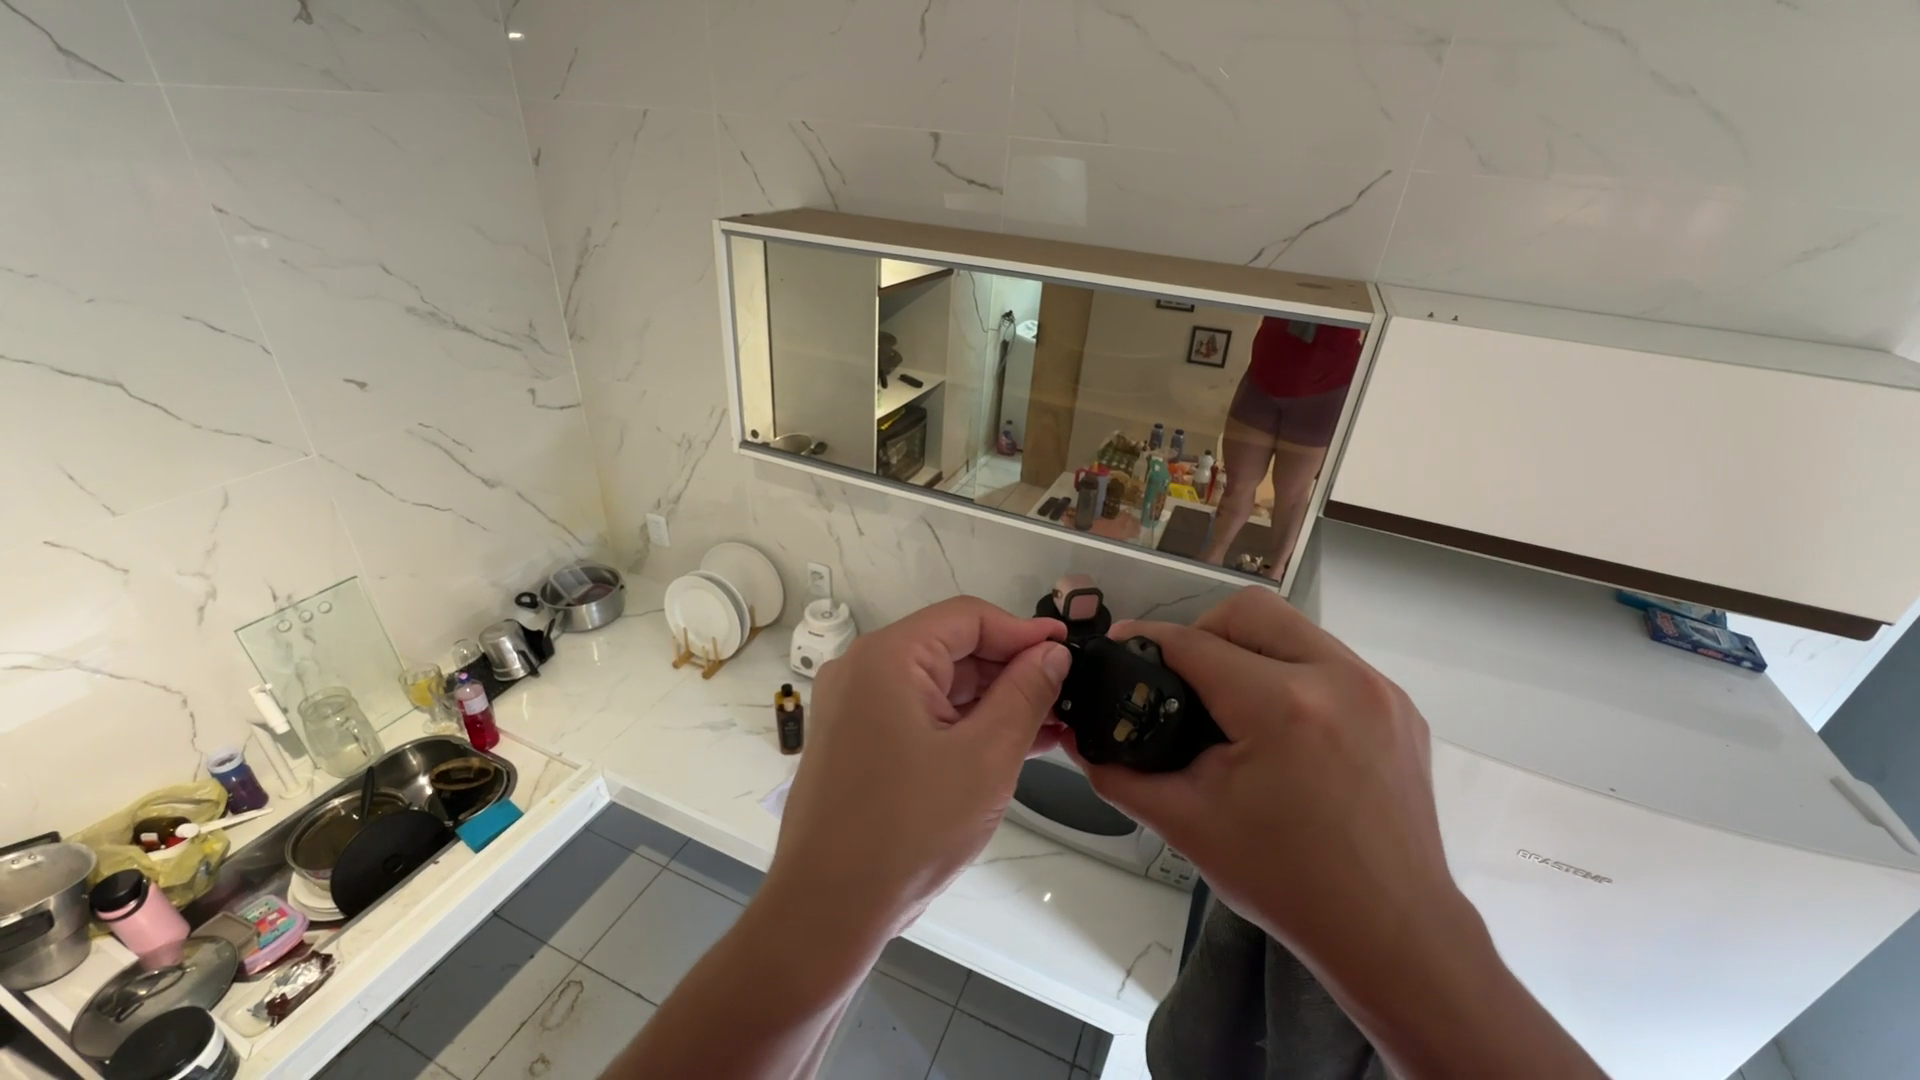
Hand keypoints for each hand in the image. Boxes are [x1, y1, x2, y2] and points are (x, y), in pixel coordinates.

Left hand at [764, 596, 1070, 952]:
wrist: (828, 909)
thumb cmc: (911, 829)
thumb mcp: (986, 757)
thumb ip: (1025, 694)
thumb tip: (1052, 653)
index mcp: (888, 658)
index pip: (968, 617)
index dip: (1023, 631)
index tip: (1070, 652)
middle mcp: (864, 670)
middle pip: (952, 649)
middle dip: (1011, 671)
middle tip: (1067, 696)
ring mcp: (856, 708)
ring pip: (939, 686)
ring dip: (993, 703)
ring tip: (1053, 725)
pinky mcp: (858, 742)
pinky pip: (920, 717)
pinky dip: (963, 727)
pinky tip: (1013, 745)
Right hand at [1075, 587, 1459, 959]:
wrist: (1391, 933)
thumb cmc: (1282, 881)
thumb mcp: (1184, 824)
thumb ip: (1119, 774)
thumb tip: (1080, 739)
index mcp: (1282, 706)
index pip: (1194, 644)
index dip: (1146, 642)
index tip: (1119, 650)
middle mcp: (1339, 678)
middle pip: (1249, 610)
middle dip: (1203, 632)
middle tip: (1182, 679)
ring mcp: (1379, 689)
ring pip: (1293, 628)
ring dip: (1250, 650)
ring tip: (1230, 703)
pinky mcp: (1400, 707)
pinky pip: (1330, 661)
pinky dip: (1293, 674)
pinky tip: (1281, 726)